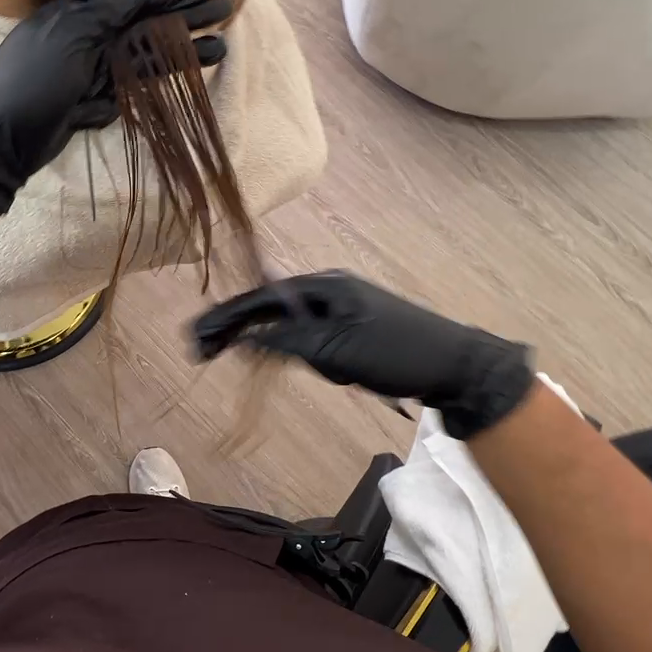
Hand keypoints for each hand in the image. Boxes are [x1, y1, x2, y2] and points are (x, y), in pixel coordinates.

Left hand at [0, 0, 231, 216]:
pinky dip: (158, 81)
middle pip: (144, 23)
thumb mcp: (72, 34)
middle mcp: (88, 38)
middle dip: (184, 16)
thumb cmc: (33, 78)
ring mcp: (90, 72)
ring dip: (180, 51)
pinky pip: (131, 87)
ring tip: (219, 46)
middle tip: (225, 8)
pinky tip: (184, 75)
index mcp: (79, 13)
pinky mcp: (92, 102)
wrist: (1, 138)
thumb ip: (110, 9)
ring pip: (144, 57)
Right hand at [192, 272, 535, 438]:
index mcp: (323, 286)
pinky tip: (286, 361)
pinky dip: (294, 349)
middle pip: (269, 308)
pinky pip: (310, 336)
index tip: (195, 337)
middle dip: (234, 329)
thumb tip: (245, 339)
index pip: (261, 299)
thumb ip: (285, 341)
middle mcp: (328, 289)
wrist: (456, 366)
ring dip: (264, 342)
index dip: (225, 319)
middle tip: (200, 350)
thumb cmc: (394, 352)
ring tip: (234, 356)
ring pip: (288, 324)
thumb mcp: (333, 349)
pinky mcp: (352, 327)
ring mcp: (342, 307)